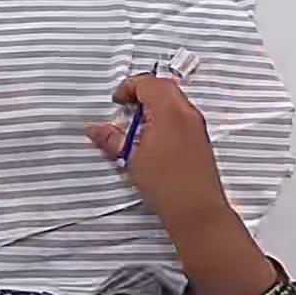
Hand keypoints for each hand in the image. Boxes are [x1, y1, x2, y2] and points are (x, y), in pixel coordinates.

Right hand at [86, 73, 237, 240]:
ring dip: (154, 102)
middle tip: (126, 104)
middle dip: (142, 90)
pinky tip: (153, 135)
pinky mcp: (200, 139)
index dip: (129, 87)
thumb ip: (112, 139)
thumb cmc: (167, 185)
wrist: (197, 210)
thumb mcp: (132, 159)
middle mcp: (187, 114)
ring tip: (137, 121)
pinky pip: (182, 114)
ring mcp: (197, 126)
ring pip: (175, 99)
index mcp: (170, 112)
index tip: (117, 100)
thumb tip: (95, 130)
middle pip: (164, 87)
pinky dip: (165, 115)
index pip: (149, 84)